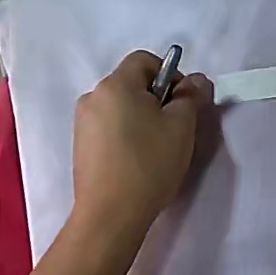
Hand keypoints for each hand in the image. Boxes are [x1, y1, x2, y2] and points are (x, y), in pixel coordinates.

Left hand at [71, 50, 212, 233]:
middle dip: (156, 98)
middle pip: (131, 83)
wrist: (111, 214)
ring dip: (141, 117)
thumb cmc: (149, 164)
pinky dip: (125, 134)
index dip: (169, 74)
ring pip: (121, 107)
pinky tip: (137, 160)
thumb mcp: (182, 126)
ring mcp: (82, 122)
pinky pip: (109, 127)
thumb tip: (195, 81)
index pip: (144, 60)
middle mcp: (93, 96)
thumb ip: (191, 96)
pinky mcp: (80, 146)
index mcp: (115, 84)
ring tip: (156, 148)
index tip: (182, 102)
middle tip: (174, 127)